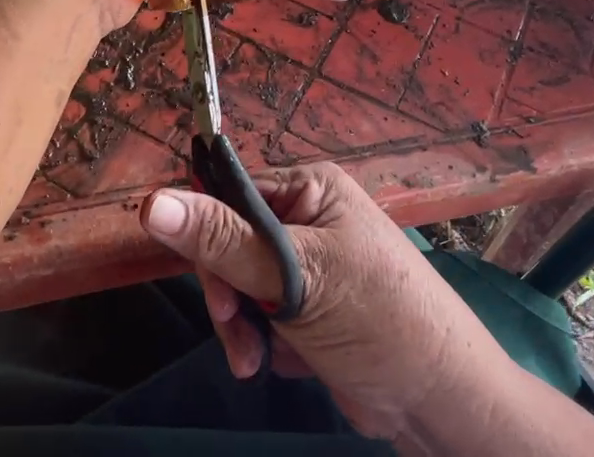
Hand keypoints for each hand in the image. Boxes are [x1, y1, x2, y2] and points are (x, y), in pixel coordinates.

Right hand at [139, 163, 490, 439]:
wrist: (443, 403)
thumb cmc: (379, 320)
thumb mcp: (296, 277)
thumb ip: (222, 242)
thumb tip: (150, 203)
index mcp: (310, 189)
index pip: (231, 197)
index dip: (209, 239)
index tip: (212, 285)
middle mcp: (309, 219)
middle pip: (231, 246)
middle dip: (229, 295)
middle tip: (238, 333)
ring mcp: (312, 266)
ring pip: (243, 286)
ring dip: (244, 327)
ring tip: (256, 361)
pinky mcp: (313, 309)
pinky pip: (264, 316)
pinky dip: (267, 342)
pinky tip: (290, 362)